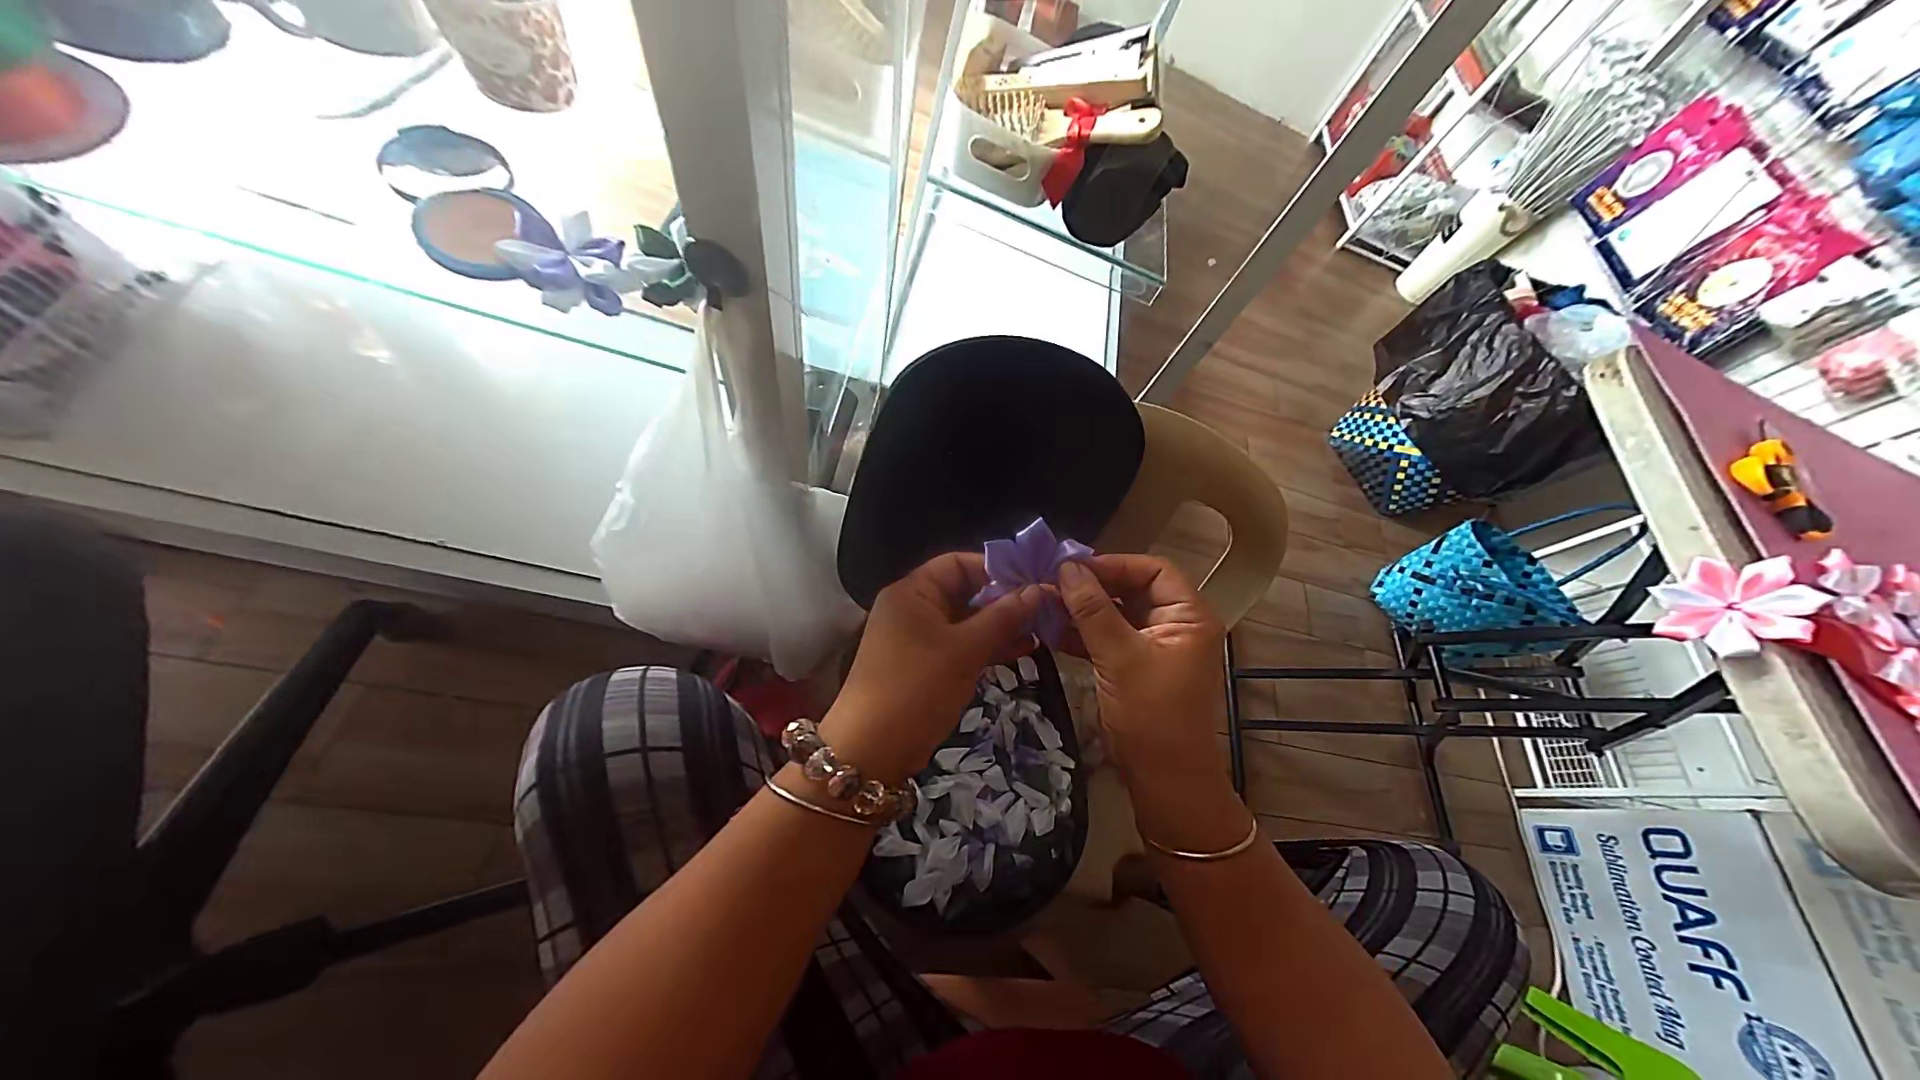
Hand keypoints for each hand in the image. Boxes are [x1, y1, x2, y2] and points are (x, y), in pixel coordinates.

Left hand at [823, 553, 1041, 784]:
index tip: (1033, 580)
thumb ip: (1004, 617)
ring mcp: (918, 639)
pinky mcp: (925, 666)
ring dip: (1001, 625)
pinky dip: (987, 647)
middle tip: (1046, 607)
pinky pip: (961, 646)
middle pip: (964, 592)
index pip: (958, 563)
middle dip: (1004, 600)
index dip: (996, 569)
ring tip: (1042, 630)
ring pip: (966, 622)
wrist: (872, 749)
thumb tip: (1040, 589)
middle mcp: (912, 608)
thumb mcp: (965, 649)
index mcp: (912, 592)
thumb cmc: (918, 687)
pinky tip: (1022, 651)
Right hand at [1056, 556, 1250, 850]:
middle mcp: (1176, 625)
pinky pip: (1108, 638)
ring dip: (1082, 610)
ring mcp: (1155, 648)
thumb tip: (1066, 567)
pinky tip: (1051, 631)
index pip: (1153, 570)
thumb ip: (1091, 609)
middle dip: (1091, 587)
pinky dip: (1083, 634)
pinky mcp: (1135, 667)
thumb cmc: (1151, 715)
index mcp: (1188, 616)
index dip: (1113, 564)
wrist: (1164, 781)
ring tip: (1044, 605)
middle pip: (1131, 590)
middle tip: (1050, 584)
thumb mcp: (1119, 657)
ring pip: (1116, 614)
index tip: (1072, 567)